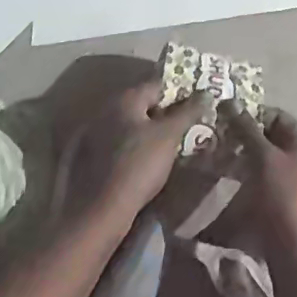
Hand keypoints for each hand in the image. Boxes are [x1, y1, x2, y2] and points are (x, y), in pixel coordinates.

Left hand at [70, 82, 208, 216]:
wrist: (102, 211)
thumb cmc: (140, 165)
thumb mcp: (170, 136)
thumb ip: (188, 111)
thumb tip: (206, 92)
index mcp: (125, 98)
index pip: (159, 84)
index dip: (181, 92)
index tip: (197, 105)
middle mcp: (107, 109)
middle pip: (144, 104)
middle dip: (166, 113)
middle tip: (187, 126)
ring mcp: (96, 133)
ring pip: (132, 125)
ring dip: (150, 131)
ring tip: (171, 145)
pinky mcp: (91, 157)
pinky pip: (120, 143)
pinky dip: (135, 146)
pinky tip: (147, 160)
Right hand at [230, 105, 296, 244]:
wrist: (294, 246)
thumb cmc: (281, 195)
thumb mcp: (262, 157)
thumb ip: (247, 128)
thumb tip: (230, 101)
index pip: (278, 115)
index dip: (253, 115)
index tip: (230, 122)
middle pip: (278, 136)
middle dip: (253, 136)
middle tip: (229, 141)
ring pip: (278, 157)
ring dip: (256, 155)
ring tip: (233, 160)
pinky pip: (280, 176)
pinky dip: (265, 173)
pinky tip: (249, 178)